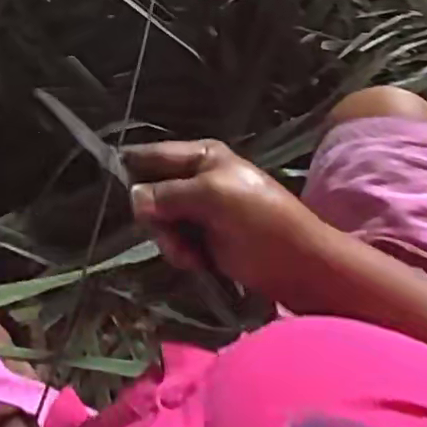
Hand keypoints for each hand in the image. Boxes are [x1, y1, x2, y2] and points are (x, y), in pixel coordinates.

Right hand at [124, 139, 337, 305]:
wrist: (308, 271)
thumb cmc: (264, 222)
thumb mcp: (213, 197)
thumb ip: (169, 193)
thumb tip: (133, 199)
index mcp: (200, 155)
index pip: (149, 155)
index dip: (131, 170)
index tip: (118, 191)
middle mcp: (195, 178)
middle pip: (149, 190)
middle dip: (155, 214)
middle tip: (169, 233)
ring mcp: (200, 209)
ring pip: (159, 219)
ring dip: (168, 238)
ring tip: (189, 255)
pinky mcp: (205, 239)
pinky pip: (174, 240)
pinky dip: (180, 252)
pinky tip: (196, 262)